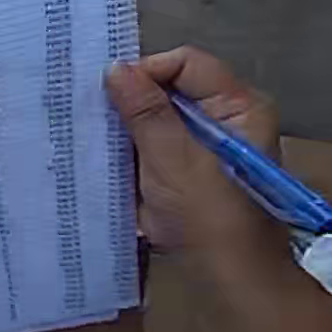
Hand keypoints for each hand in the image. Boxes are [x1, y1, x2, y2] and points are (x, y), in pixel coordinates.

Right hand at [105, 46, 285, 261]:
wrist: (221, 268)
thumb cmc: (207, 212)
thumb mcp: (172, 157)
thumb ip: (146, 112)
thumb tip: (115, 69)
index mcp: (236, 106)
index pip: (185, 64)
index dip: (146, 72)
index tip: (110, 95)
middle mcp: (221, 115)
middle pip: (168, 85)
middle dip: (129, 97)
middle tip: (94, 114)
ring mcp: (199, 140)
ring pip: (153, 112)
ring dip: (123, 123)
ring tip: (94, 134)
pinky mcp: (178, 162)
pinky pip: (146, 138)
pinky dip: (124, 142)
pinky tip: (102, 152)